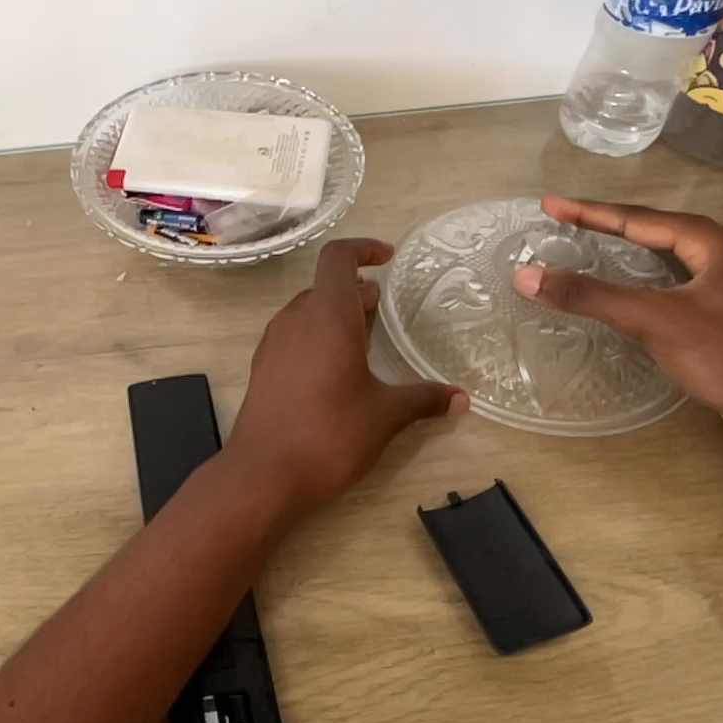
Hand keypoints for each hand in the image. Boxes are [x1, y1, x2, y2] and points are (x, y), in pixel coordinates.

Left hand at [226, 238, 467, 510]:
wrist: (263, 473)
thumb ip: (423, 399)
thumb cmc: (329, 434)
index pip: (338, 258)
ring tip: (363, 335)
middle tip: (381, 305)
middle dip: (354, 289)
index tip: (388, 258)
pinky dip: (315, 337)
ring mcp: (273, 344)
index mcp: (326, 316)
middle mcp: (294, 320)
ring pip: (305, 312)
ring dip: (334, 314)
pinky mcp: (262, 369)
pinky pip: (292, 337)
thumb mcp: (385, 415)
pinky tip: (334, 369)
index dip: (363, 249)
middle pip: (323, 287)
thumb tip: (460, 399)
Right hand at [512, 197, 722, 425]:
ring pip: (667, 256)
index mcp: (716, 243)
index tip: (550, 205)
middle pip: (656, 230)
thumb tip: (526, 275)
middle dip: (608, 224)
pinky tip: (625, 288)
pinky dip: (641, 277)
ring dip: (627, 249)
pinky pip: (672, 281)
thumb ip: (589, 295)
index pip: (640, 219)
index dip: (591, 212)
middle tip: (565, 221)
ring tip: (589, 244)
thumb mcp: (652, 319)